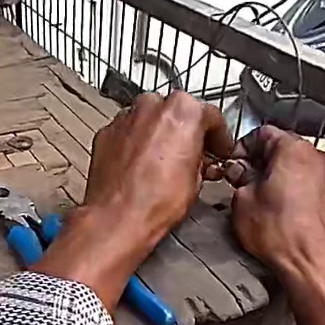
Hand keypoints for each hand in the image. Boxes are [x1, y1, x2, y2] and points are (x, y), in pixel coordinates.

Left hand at [85, 90, 235, 247]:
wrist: (118, 217)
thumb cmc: (154, 201)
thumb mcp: (197, 180)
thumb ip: (201, 159)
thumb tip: (197, 161)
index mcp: (182, 110)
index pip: (210, 116)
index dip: (218, 137)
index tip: (218, 148)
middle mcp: (151, 106)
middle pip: (177, 114)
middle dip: (185, 134)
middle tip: (192, 157)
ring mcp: (126, 118)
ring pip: (150, 121)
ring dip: (159, 137)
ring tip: (164, 164)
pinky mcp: (106, 133)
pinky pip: (128, 134)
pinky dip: (136, 145)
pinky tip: (141, 167)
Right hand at [230, 126, 324, 289]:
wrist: (311, 263)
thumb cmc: (281, 234)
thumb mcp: (243, 201)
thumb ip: (239, 178)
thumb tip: (239, 172)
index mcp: (293, 149)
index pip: (262, 133)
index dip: (242, 147)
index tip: (232, 162)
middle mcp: (314, 156)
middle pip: (280, 146)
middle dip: (257, 160)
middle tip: (239, 178)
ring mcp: (324, 176)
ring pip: (291, 164)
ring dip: (271, 174)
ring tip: (253, 196)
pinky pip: (301, 181)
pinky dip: (286, 187)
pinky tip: (271, 206)